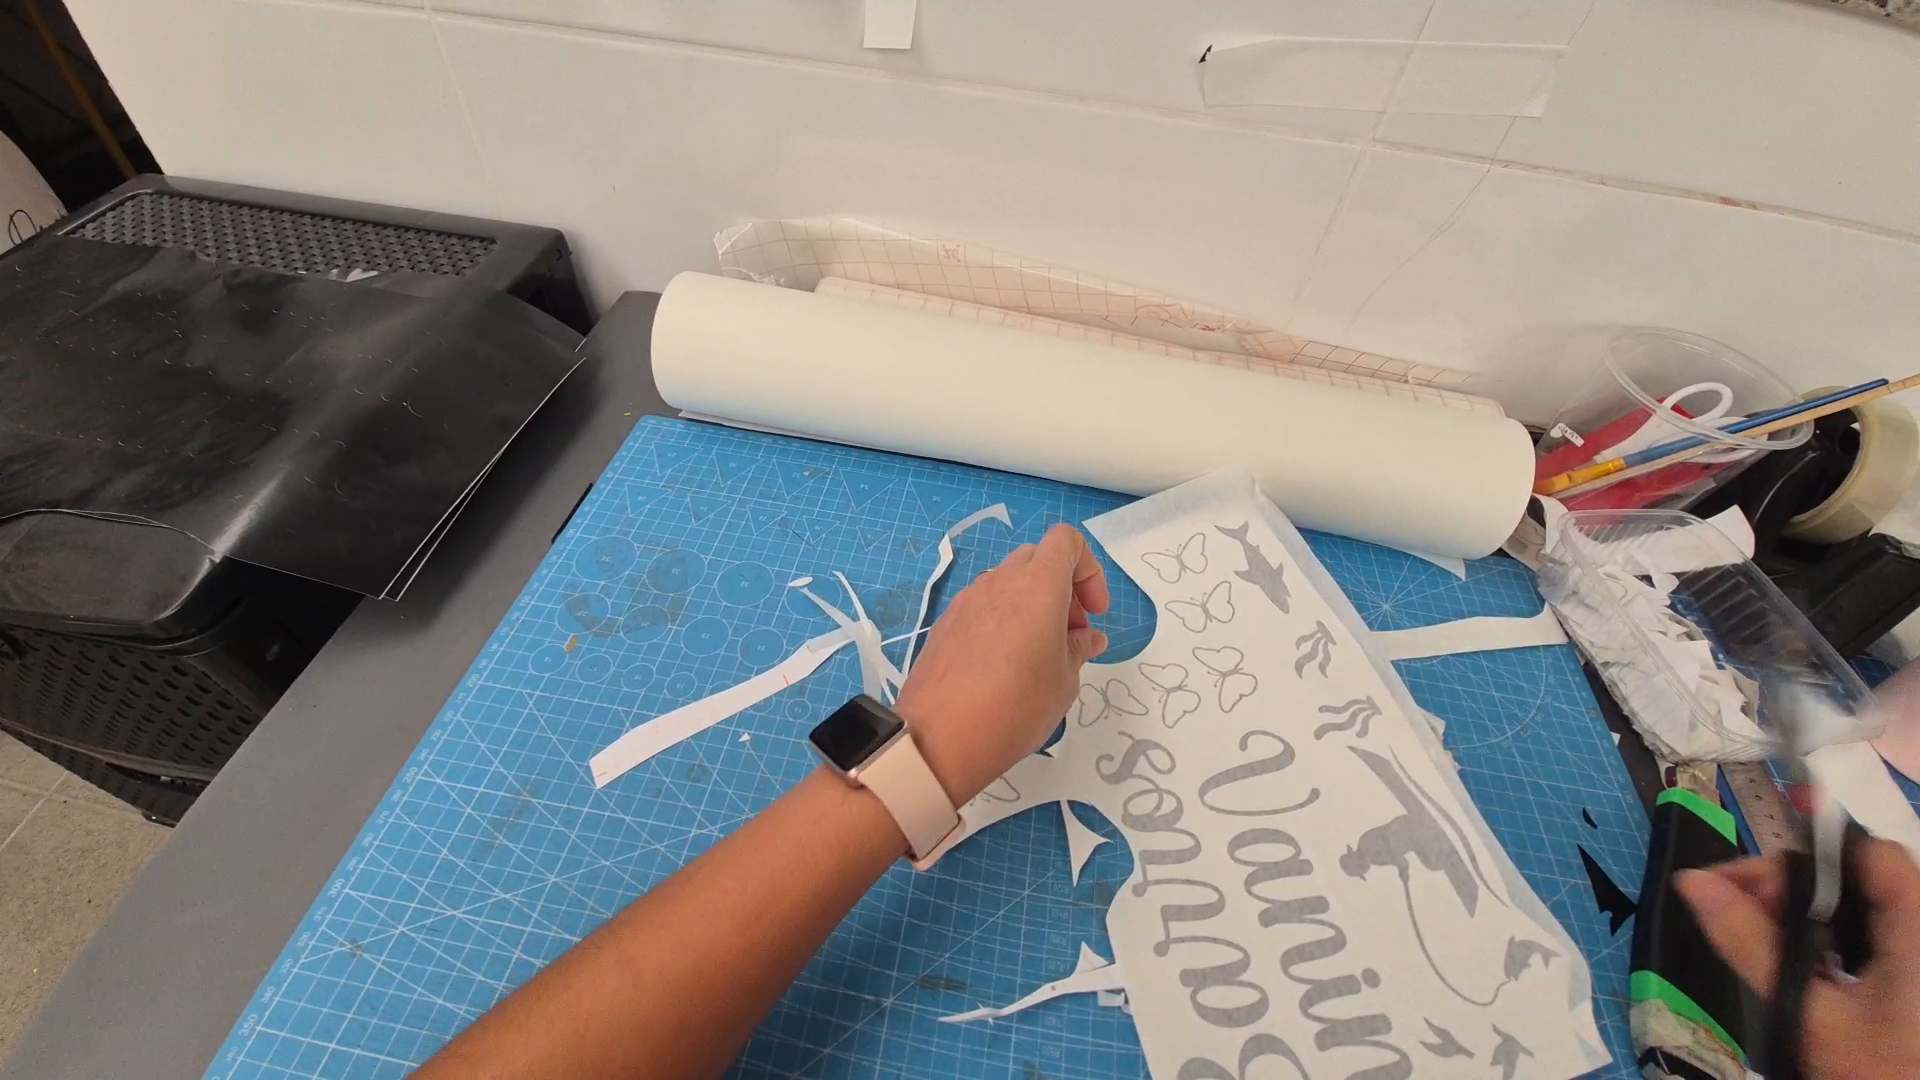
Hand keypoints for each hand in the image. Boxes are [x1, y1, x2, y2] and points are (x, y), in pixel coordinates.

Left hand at [893, 524, 1110, 804]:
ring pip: (1008, 582)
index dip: (1089, 570)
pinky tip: (1003, 666)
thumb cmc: (1015, 705)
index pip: (1066, 541)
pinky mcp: (947, 622)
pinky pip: (984, 605)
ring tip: (1038, 655)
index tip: (1093, 613)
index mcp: (1037, 585)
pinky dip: (1004, 619)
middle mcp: (999, 581)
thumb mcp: (1064, 681)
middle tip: (1069, 635)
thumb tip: (1087, 637)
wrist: (939, 737)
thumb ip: (1079, 649)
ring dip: (1032, 604)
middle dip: (1062, 588)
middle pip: (1038, 559)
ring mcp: (968, 599)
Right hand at [1677, 838, 1919, 1079]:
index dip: (1814, 839)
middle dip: (1783, 884)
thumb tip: (1689, 879)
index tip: (1748, 864)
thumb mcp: (1806, 1013)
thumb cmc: (1881, 1072)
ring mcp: (1915, 958)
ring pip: (1857, 905)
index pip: (1875, 856)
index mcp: (1917, 938)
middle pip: (1853, 879)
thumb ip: (1747, 942)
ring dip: (1797, 908)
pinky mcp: (1908, 975)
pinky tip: (1799, 960)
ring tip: (1756, 935)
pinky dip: (1824, 932)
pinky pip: (1871, 933)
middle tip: (1732, 908)